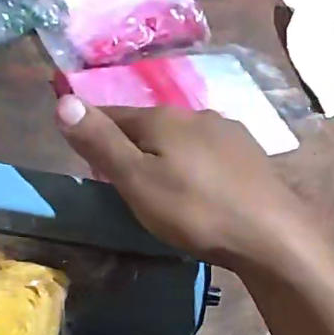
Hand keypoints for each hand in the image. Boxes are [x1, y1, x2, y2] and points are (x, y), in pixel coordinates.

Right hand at [55, 96, 330, 276]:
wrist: (271, 235)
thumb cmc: (194, 210)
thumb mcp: (136, 180)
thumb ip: (100, 142)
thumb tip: (63, 100)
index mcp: (162, 117)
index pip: (112, 114)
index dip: (92, 133)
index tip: (84, 159)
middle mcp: (195, 113)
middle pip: (148, 125)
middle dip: (129, 145)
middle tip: (119, 181)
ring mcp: (228, 131)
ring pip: (180, 137)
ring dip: (163, 154)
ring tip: (159, 187)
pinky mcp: (249, 154)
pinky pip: (207, 152)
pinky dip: (192, 164)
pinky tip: (199, 187)